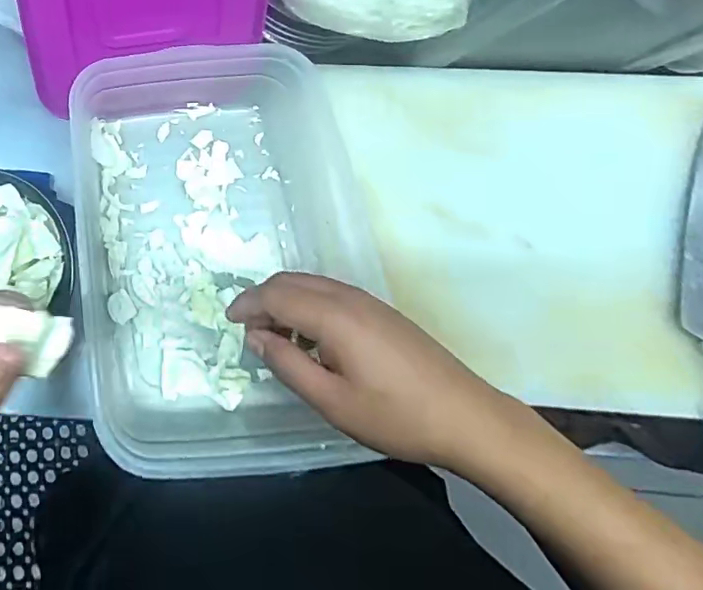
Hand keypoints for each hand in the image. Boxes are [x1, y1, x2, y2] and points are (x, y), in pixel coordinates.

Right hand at [226, 272, 538, 474]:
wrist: (473, 421)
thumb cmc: (398, 416)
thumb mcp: (333, 401)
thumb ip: (288, 364)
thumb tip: (256, 337)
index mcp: (333, 315)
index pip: (275, 294)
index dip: (247, 305)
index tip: (230, 323)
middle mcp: (348, 296)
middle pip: (290, 281)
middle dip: (262, 299)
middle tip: (249, 330)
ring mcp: (368, 301)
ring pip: (310, 284)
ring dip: (284, 301)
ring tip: (277, 337)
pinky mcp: (382, 311)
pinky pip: (329, 293)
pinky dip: (307, 304)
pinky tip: (312, 338)